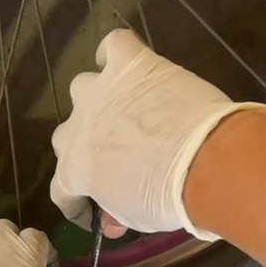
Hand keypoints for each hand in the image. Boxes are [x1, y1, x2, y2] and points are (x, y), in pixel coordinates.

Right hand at [50, 29, 265, 240]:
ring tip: (118, 112)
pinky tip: (124, 66)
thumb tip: (111, 220)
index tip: (92, 213)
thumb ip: (114, 213)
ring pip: (81, 90)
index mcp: (74, 170)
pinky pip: (112, 46)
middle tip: (111, 161)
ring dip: (95, 103)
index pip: (61, 190)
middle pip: (66, 138)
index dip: (75, 205)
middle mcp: (76, 127)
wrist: (204, 160)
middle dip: (84, 151)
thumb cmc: (165, 198)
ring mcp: (100, 90)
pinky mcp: (130, 62)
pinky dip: (113, 54)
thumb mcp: (133, 217)